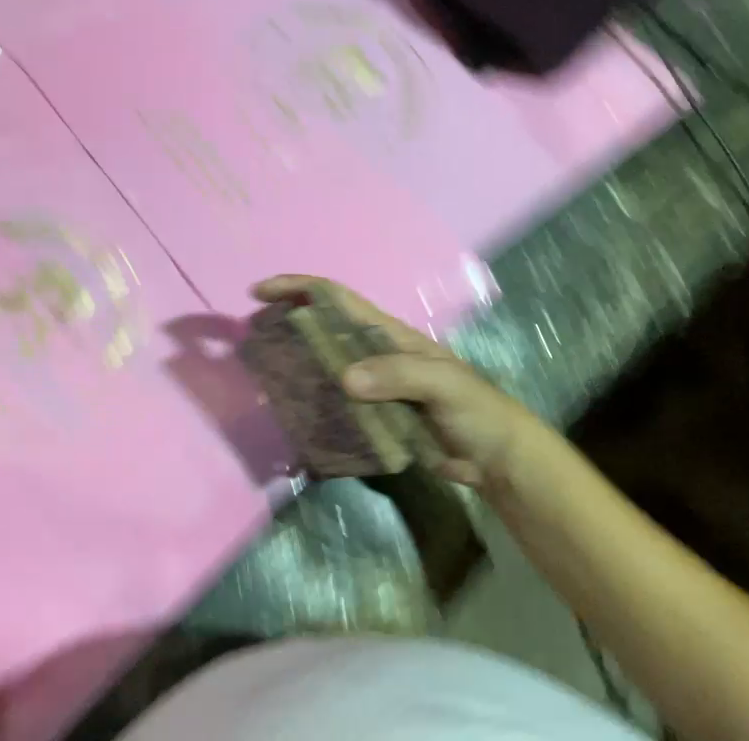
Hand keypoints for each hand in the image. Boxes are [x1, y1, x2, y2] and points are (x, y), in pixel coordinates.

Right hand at [251, 275, 548, 488]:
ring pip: (323, 366)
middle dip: (286, 322)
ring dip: (292, 363)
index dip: (299, 288)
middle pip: (322, 328)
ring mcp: (373, 386)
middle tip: (251, 334)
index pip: (337, 299)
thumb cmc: (476, 410)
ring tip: (262, 373)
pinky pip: (333, 403)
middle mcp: (374, 354)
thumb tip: (345, 378)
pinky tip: (290, 412)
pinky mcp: (373, 416)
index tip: (261, 293)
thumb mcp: (445, 384)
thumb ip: (399, 375)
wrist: (496, 460)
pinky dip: (309, 402)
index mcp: (389, 335)